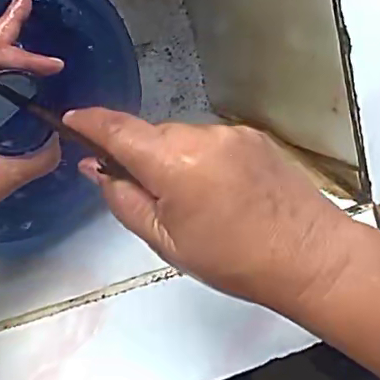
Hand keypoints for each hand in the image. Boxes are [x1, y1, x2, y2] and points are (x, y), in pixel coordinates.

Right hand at [61, 109, 359, 311]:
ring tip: (196, 203)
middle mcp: (202, 134)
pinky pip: (213, 141)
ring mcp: (232, 133)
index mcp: (173, 160)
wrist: (308, 254)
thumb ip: (123, 198)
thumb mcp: (165, 241)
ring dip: (175, 159)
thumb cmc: (233, 259)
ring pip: (184, 138)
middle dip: (141, 156)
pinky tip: (222, 192)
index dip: (91, 122)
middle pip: (153, 135)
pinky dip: (204, 159)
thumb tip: (97, 168)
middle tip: (147, 195)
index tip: (72, 120)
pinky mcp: (255, 136)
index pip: (119, 129)